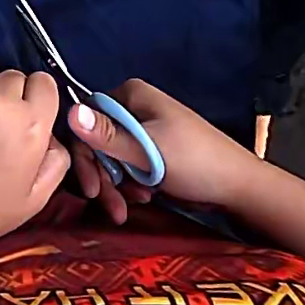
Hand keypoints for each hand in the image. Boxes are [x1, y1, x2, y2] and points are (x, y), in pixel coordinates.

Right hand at [67, 79, 268, 220]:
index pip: (87, 120)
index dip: (86, 155)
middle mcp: (134, 109)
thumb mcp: (147, 151)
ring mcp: (143, 132)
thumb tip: (69, 112)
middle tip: (113, 205)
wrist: (235, 187)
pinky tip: (143, 200)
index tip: (93, 186)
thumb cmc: (195, 162)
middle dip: (104, 178)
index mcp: (132, 96)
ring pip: (109, 160)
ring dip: (116, 187)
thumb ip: (107, 135)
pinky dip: (129, 187)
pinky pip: (125, 169)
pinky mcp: (150, 153)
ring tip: (130, 208)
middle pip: (96, 143)